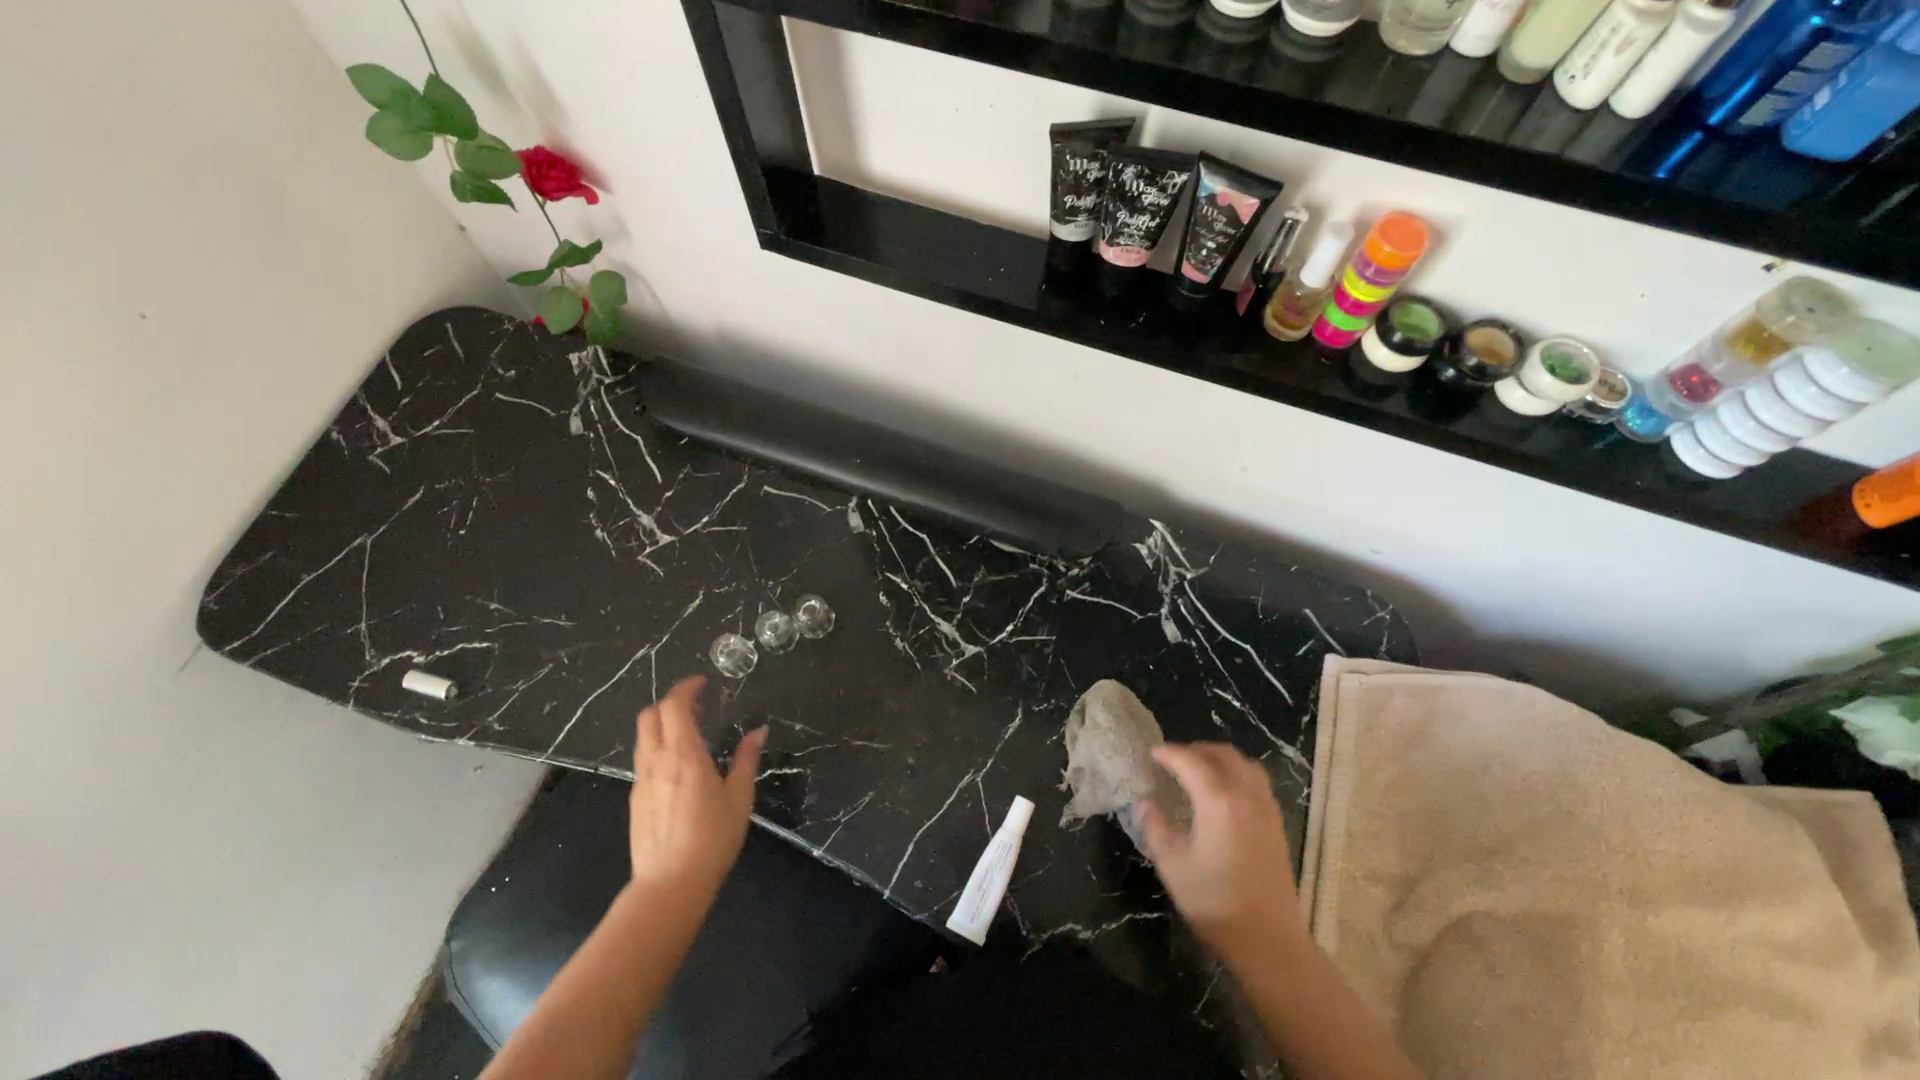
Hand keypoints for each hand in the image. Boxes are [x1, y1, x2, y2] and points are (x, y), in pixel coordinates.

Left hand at [628, 675, 767, 895]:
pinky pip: (644, 760)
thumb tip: (758, 731)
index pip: (674, 706)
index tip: (702, 683)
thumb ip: (747, 760)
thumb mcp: (739, 798)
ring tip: (689, 734)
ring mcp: (642, 780)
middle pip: (650, 715)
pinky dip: (658, 748)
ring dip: (662, 725)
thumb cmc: (712, 839)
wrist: (669, 883)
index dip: (686, 688)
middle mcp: (657, 761)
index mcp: (684, 755)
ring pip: (644, 737)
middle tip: (696, 707)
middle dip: (670, 703)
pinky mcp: (636, 799)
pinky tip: (678, 768)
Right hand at [1137, 742, 1301, 952]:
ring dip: (1219, 759)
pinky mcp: (1276, 824)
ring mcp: (1266, 808)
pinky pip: (1256, 781)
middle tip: (1172, 760)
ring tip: (1197, 770)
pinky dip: (1236, 773)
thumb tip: (1144, 802)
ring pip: (1244, 764)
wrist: (1268, 938)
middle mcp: (1246, 795)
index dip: (1168, 753)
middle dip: (1195, 750)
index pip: (1190, 762)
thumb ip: (1156, 827)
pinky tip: (1223, 793)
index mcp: (1218, 801)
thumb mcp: (1172, 866)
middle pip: (1222, 755)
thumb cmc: (1214, 902)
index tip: (1151, 753)